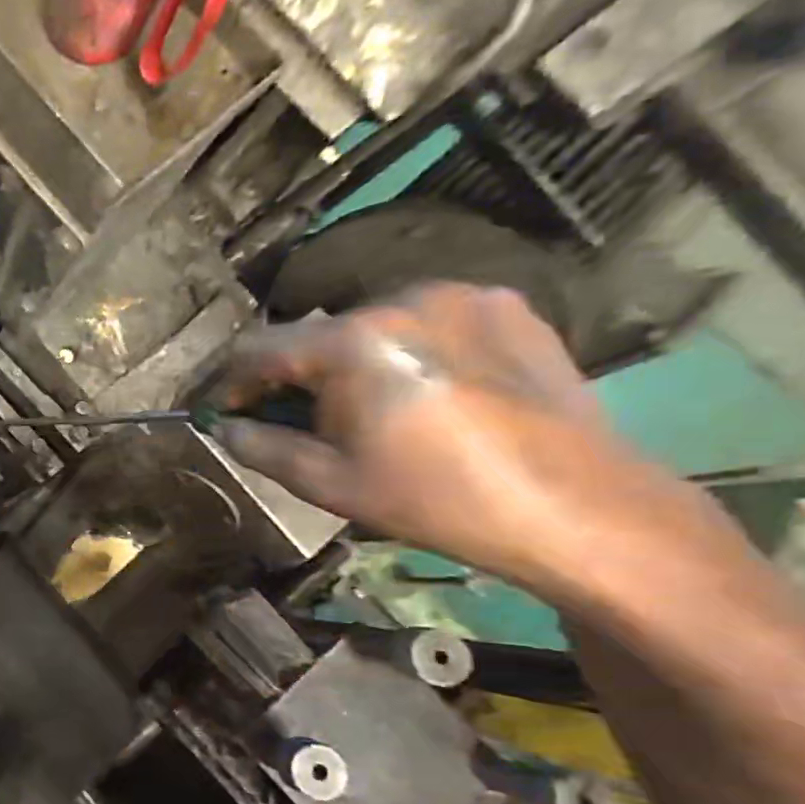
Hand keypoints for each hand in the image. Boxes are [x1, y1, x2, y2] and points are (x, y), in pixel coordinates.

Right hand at [212, 283, 733, 599]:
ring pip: (374, 324)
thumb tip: (225, 428)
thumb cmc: (437, 500)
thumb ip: (263, 448)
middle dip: (302, 376)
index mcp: (351, 341)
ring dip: (357, 360)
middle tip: (312, 422)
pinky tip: (433, 389)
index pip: (259, 348)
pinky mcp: (506, 304)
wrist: (579, 508)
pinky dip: (412, 348)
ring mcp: (460, 295)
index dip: (234, 381)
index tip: (231, 410)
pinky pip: (430, 320)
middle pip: (319, 334)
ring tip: (379, 408)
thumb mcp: (331, 484)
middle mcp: (400, 297)